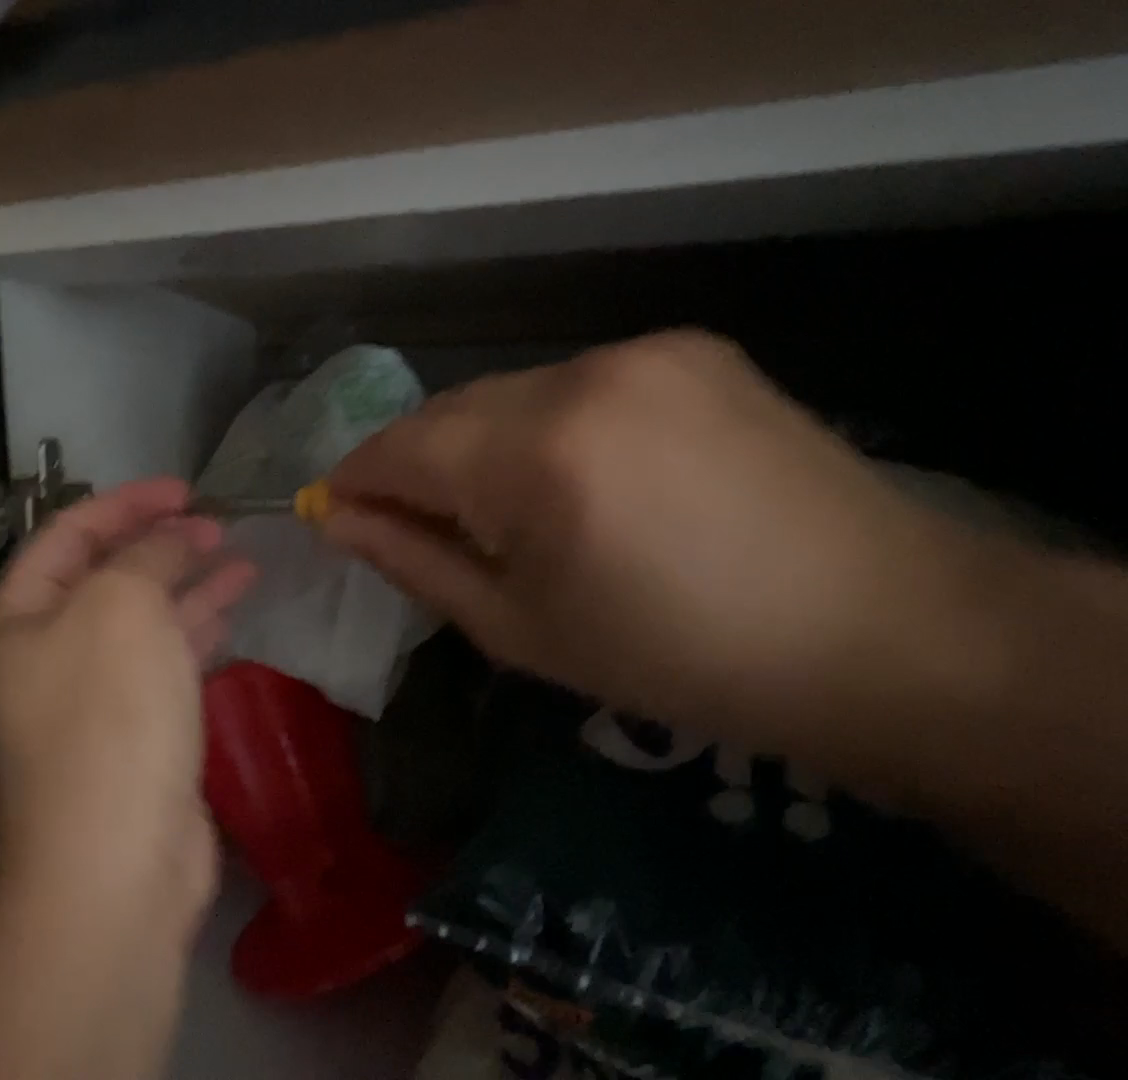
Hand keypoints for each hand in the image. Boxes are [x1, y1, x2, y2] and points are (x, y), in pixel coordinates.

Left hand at [0, 478, 255, 915]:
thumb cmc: (105, 717)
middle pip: (105, 577)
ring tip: (240, 557)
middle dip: (160, 543)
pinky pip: (164, 665)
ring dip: (188, 585)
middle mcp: (44, 654)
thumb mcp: (122, 607)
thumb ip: (148, 555)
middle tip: (217, 522)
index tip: (184, 488)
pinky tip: (232, 611)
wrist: (113, 863)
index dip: (125, 502)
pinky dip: (197, 633)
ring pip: (142, 621)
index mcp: (17, 618)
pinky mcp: (133, 736)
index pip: (68, 535)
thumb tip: (175, 538)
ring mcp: (89, 699)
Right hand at [322, 330, 990, 776]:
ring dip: (480, 444)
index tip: (333, 513)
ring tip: (504, 510)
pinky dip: (544, 426)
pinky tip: (579, 478)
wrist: (879, 631)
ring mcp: (642, 352)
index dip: (355, 479)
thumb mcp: (520, 630)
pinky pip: (573, 383)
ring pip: (508, 393)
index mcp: (535, 457)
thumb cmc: (677, 658)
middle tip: (416, 525)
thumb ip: (415, 563)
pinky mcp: (690, 348)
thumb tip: (338, 520)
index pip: (398, 447)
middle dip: (416, 464)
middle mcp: (580, 377)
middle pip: (448, 410)